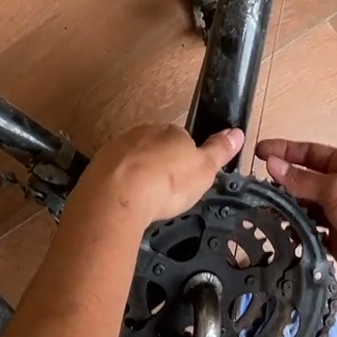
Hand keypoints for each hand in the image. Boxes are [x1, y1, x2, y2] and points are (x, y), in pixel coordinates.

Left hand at [72, 124, 244, 227]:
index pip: (182, 140)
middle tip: (166, 194)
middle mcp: (143, 132)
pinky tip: (125, 205)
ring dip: (138, 176)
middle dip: (160, 166)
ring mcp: (118, 147)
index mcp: (171, 131)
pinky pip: (113, 174)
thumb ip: (219, 151)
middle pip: (155, 147)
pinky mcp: (98, 165)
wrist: (118, 196)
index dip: (185, 161)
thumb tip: (237, 132)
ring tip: (145, 203)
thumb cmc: (167, 183)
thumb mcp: (204, 170)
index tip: (185, 181)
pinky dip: (119, 187)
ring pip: (133, 160)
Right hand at [256, 139, 336, 302]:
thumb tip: (271, 163)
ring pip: (305, 206)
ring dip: (287, 208)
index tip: (258, 152)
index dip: (285, 150)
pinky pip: (310, 231)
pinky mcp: (336, 241)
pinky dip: (296, 231)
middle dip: (283, 182)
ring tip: (261, 211)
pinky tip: (280, 233)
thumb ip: (302, 179)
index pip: (310, 152)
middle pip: (305, 179)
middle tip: (254, 187)